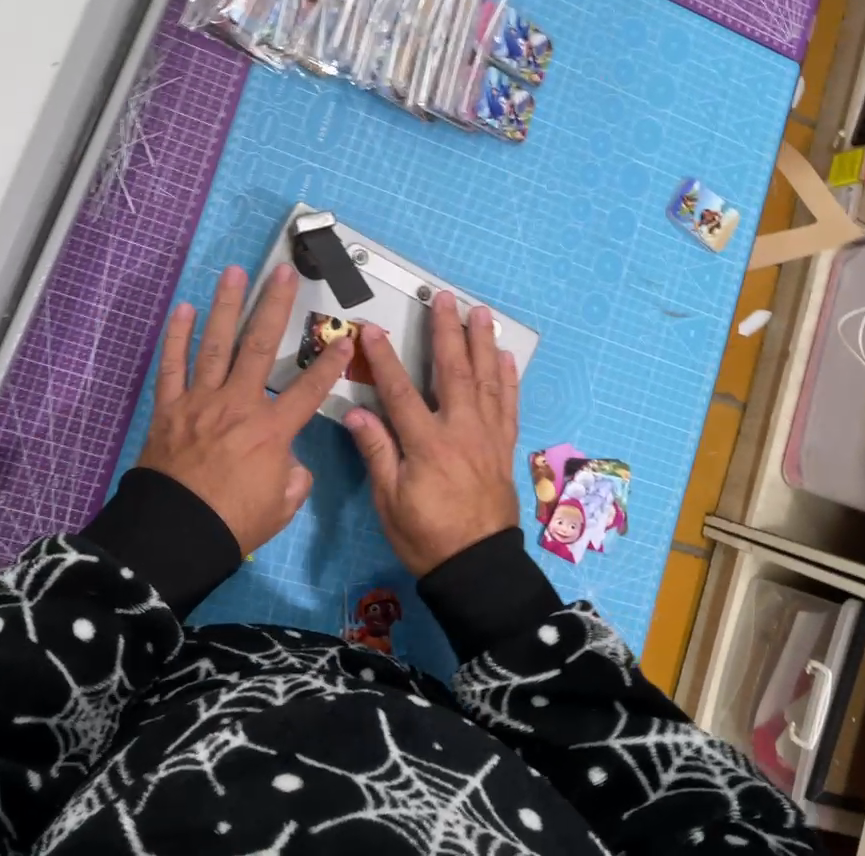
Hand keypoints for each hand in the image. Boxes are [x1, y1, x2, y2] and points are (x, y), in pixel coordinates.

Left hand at [137, 263, 353, 552]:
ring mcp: (200, 401)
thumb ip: (293, 480)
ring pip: (215, 344)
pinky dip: (177, 336)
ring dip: (227, 305)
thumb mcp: (280, 507)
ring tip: (234, 273)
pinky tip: (184, 309)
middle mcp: (237, 404)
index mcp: (270, 431)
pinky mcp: (169, 408)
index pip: (309, 390)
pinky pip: (172, 365)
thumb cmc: (233, 524)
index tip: (346, 339)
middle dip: (274, 306)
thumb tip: (290, 463)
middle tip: (283, 272)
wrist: (174, 534)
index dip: (330, 364)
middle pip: (259, 346)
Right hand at [344, 291, 520, 575]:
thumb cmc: (426, 536)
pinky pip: (509, 406)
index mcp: (427, 444)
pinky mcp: (504, 448)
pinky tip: (507, 359)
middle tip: (445, 298)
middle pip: (453, 372)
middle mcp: (461, 431)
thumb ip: (376, 452)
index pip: (400, 391)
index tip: (371, 329)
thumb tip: (355, 412)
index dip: (384, 358)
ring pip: (487, 381)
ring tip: (481, 313)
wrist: (478, 566)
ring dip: (483, 344)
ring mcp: (488, 437)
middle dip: (447, 332)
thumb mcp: (390, 501)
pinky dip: (509, 380)